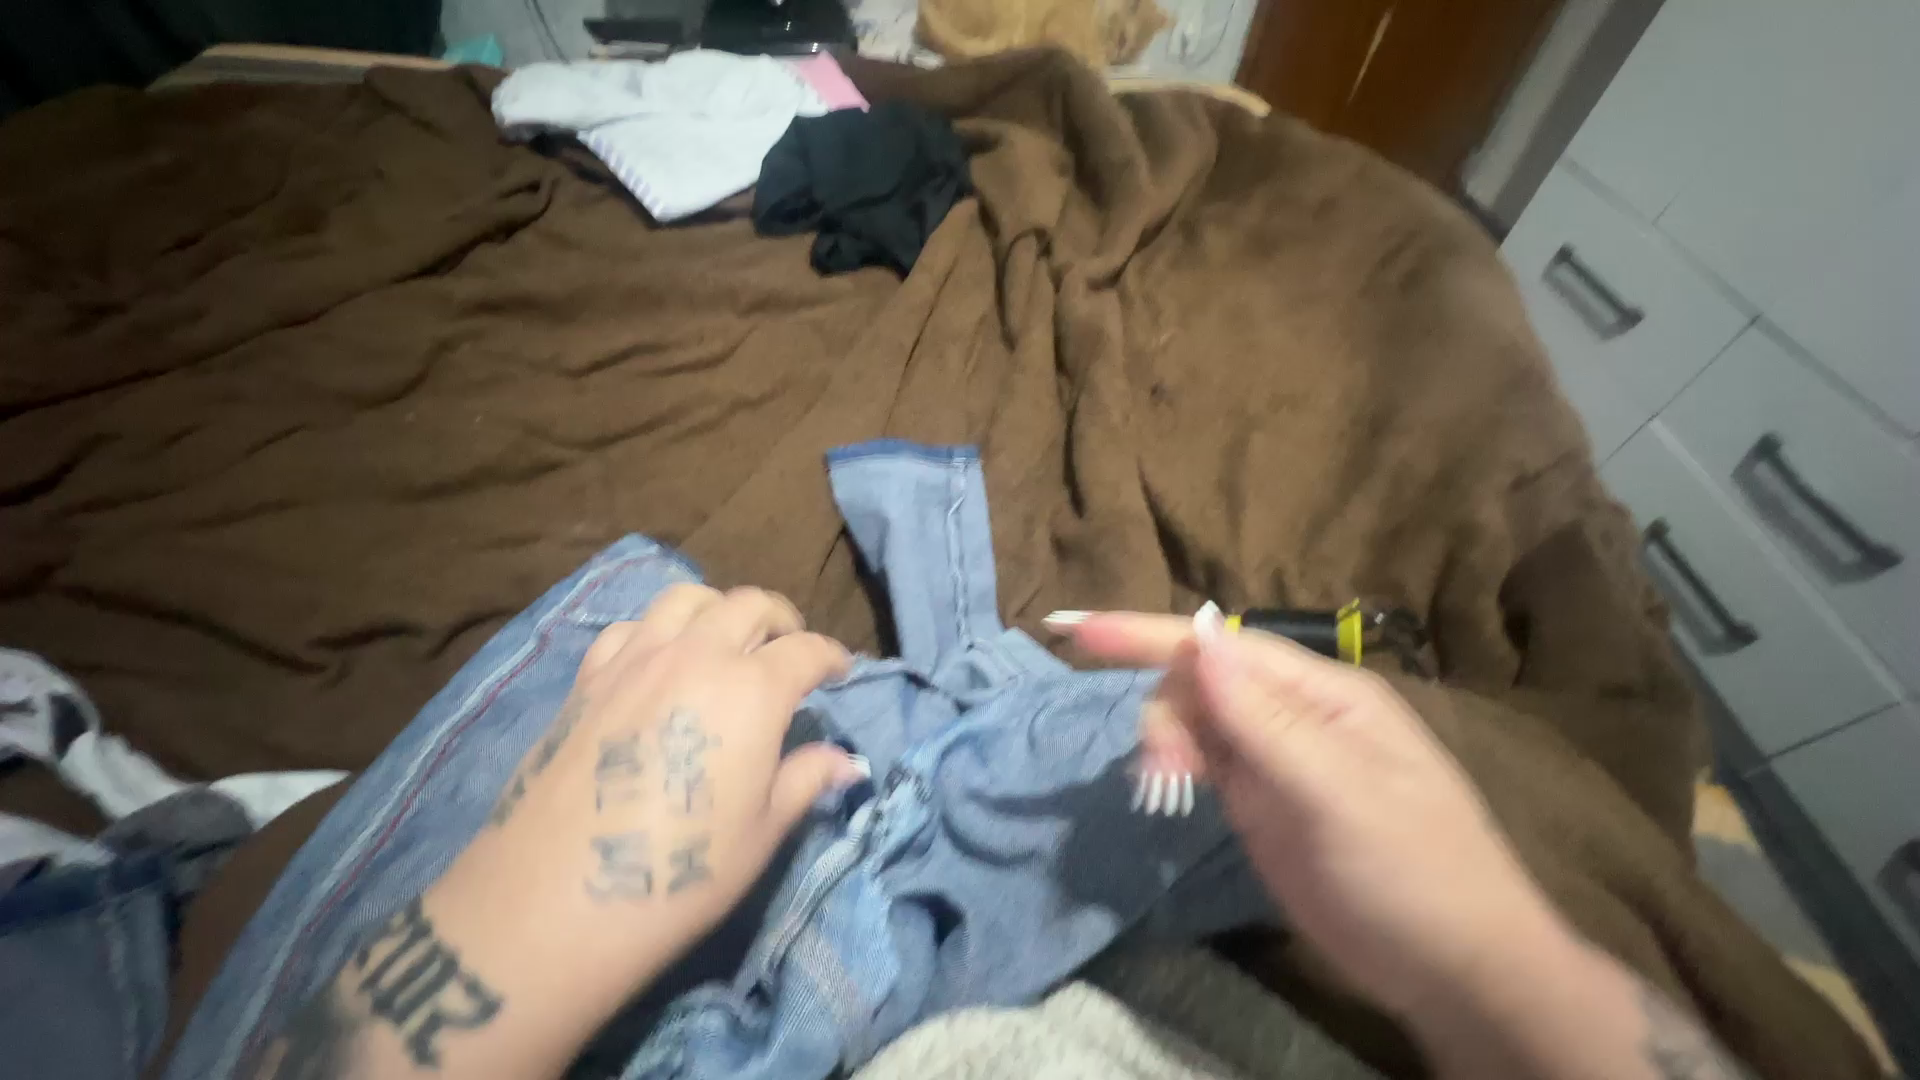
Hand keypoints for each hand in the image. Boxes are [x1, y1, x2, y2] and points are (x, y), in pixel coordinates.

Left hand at [431, 584, 863, 994]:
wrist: (551, 904)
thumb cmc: (678, 875)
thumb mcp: (762, 832)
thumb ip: (807, 779)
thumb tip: (849, 761)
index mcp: (752, 690)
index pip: (807, 651)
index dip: (832, 657)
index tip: (840, 671)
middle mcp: (697, 656)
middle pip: (751, 605)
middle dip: (782, 621)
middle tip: (789, 650)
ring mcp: (637, 659)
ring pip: (688, 599)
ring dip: (720, 610)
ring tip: (728, 640)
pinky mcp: (589, 677)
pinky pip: (632, 627)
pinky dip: (659, 630)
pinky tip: (661, 660)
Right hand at [1066, 612, 1575, 1022]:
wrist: (1453, 972)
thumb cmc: (1411, 872)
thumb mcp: (1338, 793)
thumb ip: (1264, 717)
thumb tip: (1199, 636)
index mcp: (1321, 693)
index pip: (1221, 645)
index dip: (1146, 633)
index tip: (1077, 629)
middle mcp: (1292, 712)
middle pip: (1198, 681)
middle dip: (1163, 712)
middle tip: (1159, 771)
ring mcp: (1272, 755)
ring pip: (1192, 719)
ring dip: (1164, 743)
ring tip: (1162, 788)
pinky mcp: (1256, 796)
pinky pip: (1199, 759)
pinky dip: (1172, 766)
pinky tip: (1164, 788)